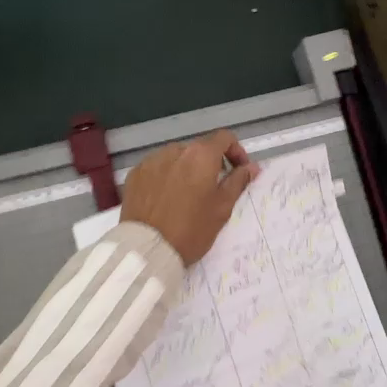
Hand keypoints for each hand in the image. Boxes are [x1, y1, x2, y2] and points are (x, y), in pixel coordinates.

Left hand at [120, 129, 257, 264]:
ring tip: (186, 196)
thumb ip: (238, 182)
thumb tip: (252, 167)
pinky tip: (165, 199)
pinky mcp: (135, 174)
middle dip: (210, 164)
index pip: (224, 138)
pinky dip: (166, 177)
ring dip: (186, 170)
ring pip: (176, 158)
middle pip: (199, 149)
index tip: (238, 171)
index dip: (236, 151)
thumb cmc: (192, 229)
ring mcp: (151, 161)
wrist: (147, 248)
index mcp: (201, 155)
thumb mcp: (222, 208)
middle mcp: (175, 150)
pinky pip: (157, 168)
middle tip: (213, 189)